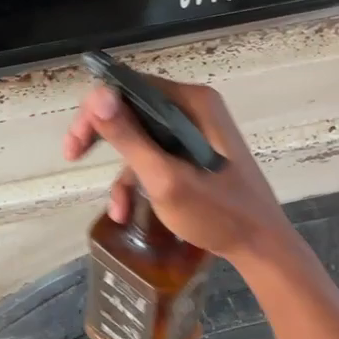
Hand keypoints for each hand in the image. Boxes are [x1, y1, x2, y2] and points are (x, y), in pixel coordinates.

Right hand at [62, 75, 295, 263]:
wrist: (264, 251)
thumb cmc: (219, 213)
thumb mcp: (165, 178)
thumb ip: (128, 137)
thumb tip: (96, 96)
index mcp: (192, 102)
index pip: (130, 88)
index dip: (96, 109)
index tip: (77, 140)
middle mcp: (192, 108)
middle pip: (130, 109)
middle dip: (100, 136)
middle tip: (74, 155)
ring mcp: (194, 132)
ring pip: (139, 136)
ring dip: (120, 170)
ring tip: (113, 207)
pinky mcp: (193, 155)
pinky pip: (154, 156)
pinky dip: (138, 180)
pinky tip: (126, 212)